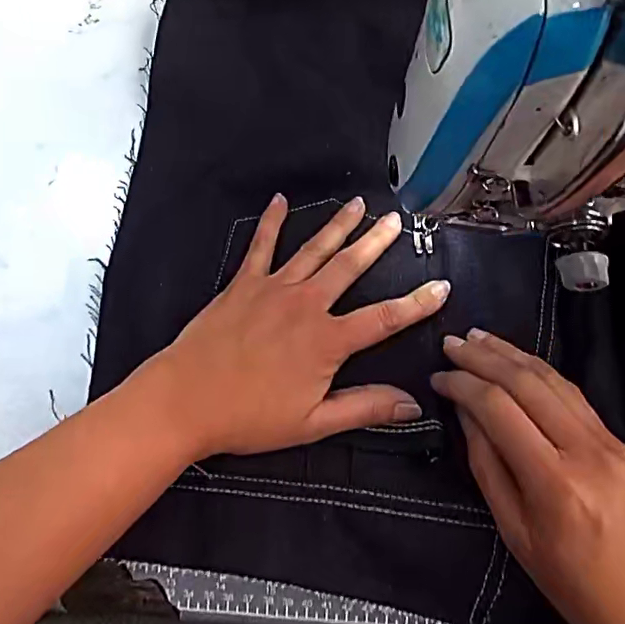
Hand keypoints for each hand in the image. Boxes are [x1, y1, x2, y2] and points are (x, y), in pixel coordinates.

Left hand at [136, 194, 449, 459]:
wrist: (183, 401)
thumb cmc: (248, 416)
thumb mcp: (313, 423)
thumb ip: (364, 408)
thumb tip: (410, 404)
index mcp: (327, 340)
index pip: (385, 318)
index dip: (417, 303)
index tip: (441, 287)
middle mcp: (306, 305)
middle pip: (351, 266)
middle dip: (378, 241)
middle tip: (396, 221)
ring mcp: (275, 288)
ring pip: (316, 248)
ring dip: (340, 225)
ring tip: (359, 204)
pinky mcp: (245, 283)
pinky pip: (261, 246)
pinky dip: (272, 222)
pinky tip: (280, 200)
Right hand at [432, 331, 624, 623]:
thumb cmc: (580, 590)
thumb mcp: (518, 538)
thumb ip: (488, 469)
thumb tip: (467, 415)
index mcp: (554, 481)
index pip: (499, 408)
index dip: (463, 385)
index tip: (439, 376)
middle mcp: (584, 448)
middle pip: (526, 381)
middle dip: (484, 356)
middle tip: (453, 342)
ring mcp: (607, 438)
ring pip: (552, 378)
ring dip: (512, 353)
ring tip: (481, 339)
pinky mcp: (618, 439)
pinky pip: (573, 393)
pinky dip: (541, 371)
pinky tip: (522, 363)